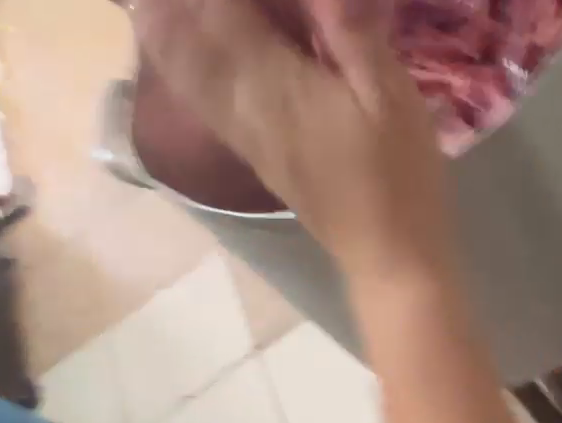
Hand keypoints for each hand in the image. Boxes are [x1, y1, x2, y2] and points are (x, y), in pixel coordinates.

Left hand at [134, 0, 456, 287]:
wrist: (390, 258)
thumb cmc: (399, 178)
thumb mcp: (391, 97)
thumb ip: (352, 28)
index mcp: (271, 77)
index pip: (218, 4)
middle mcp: (240, 101)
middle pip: (178, 30)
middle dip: (178, 5)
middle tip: (193, 4)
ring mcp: (243, 133)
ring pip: (179, 66)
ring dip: (166, 25)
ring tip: (162, 11)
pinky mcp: (254, 155)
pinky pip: (200, 97)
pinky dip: (182, 62)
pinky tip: (191, 49)